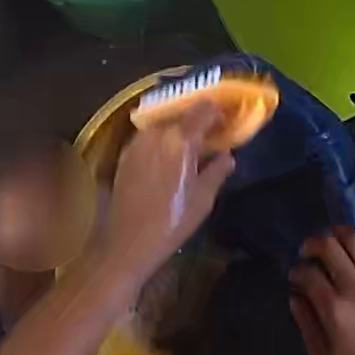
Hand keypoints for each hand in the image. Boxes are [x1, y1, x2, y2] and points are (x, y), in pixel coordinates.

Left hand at [93, 102, 235, 282]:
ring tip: (189, 149)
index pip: (204, 109)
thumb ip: (218, 169)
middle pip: (184, 115)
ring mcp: (138, 141)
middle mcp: (158, 132)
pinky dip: (163, 141)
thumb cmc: (172, 221)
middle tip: (211, 137)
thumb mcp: (204, 198)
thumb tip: (228, 155)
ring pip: (166, 125)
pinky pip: (151, 137)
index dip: (218, 111)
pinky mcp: (125, 154)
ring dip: (180, 131)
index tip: (227, 121)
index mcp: (181, 139)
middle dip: (199, 122)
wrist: (126, 245)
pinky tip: (168, 159)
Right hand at [289, 229, 354, 354]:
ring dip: (342, 235)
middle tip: (306, 250)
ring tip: (332, 239)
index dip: (297, 270)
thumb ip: (308, 326)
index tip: (293, 274)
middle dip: (314, 243)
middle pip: (331, 247)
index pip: (309, 274)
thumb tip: (295, 297)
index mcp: (336, 311)